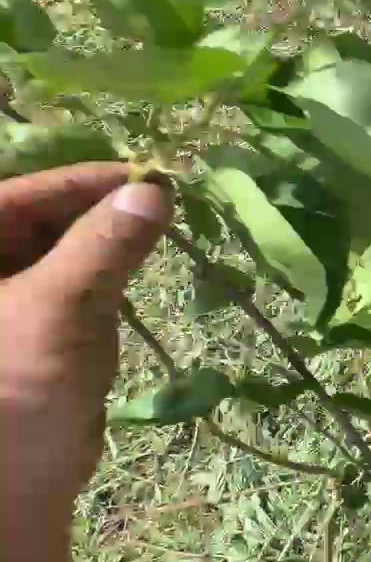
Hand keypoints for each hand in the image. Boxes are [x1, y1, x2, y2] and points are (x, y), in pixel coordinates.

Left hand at [0, 164, 170, 519]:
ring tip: (159, 223)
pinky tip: (136, 263)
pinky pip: (57, 282)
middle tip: (164, 197)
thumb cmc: (10, 389)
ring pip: (45, 251)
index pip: (8, 199)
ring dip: (102, 236)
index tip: (149, 172)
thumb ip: (106, 244)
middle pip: (22, 221)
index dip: (78, 182)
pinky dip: (98, 268)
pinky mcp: (15, 333)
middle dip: (94, 206)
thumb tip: (153, 188)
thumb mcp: (61, 306)